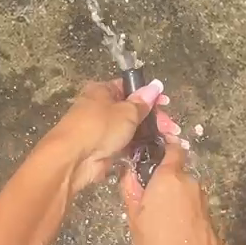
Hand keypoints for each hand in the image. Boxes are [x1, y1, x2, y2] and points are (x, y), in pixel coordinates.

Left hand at [43, 79, 169, 192]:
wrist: (73, 158)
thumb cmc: (99, 127)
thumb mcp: (126, 112)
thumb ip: (142, 102)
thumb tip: (155, 86)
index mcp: (102, 91)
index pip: (129, 88)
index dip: (149, 95)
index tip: (166, 104)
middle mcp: (101, 108)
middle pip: (132, 110)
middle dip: (153, 118)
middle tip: (172, 128)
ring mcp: (102, 130)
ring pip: (131, 129)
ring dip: (149, 133)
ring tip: (170, 140)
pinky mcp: (104, 149)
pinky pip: (126, 145)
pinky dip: (140, 147)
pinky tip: (156, 150)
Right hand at [121, 116, 229, 244]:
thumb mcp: (135, 220)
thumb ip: (131, 191)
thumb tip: (128, 173)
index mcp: (169, 177)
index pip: (172, 148)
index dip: (162, 149)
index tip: (149, 155)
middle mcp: (189, 182)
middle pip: (175, 172)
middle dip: (162, 181)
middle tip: (146, 199)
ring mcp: (202, 199)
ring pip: (183, 190)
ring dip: (172, 198)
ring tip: (157, 219)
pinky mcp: (209, 215)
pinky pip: (190, 205)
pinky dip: (181, 211)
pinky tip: (171, 230)